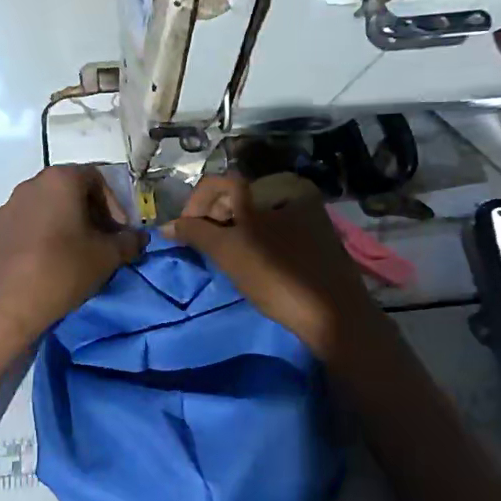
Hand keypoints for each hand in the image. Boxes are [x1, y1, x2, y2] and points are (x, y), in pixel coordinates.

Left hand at [0, 165, 144, 346]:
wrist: (7, 304)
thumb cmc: (64, 269)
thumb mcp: (108, 256)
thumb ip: (129, 241)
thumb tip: (139, 238)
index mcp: (60, 180)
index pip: (96, 178)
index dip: (114, 204)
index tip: (119, 232)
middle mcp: (30, 185)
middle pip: (68, 192)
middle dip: (89, 214)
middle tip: (100, 242)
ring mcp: (6, 208)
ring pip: (44, 209)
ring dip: (63, 226)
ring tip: (73, 256)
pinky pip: (24, 228)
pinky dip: (39, 239)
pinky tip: (45, 265)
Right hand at [163, 174, 375, 359]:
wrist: (334, 317)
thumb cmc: (277, 276)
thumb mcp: (229, 252)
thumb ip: (195, 233)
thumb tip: (166, 226)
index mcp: (276, 186)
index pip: (220, 184)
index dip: (194, 206)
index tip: (184, 233)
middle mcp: (293, 192)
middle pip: (238, 197)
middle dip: (213, 219)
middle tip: (201, 246)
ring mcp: (308, 216)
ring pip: (256, 216)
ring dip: (232, 232)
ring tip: (222, 257)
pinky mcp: (315, 240)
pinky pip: (274, 230)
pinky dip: (254, 241)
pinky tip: (248, 263)